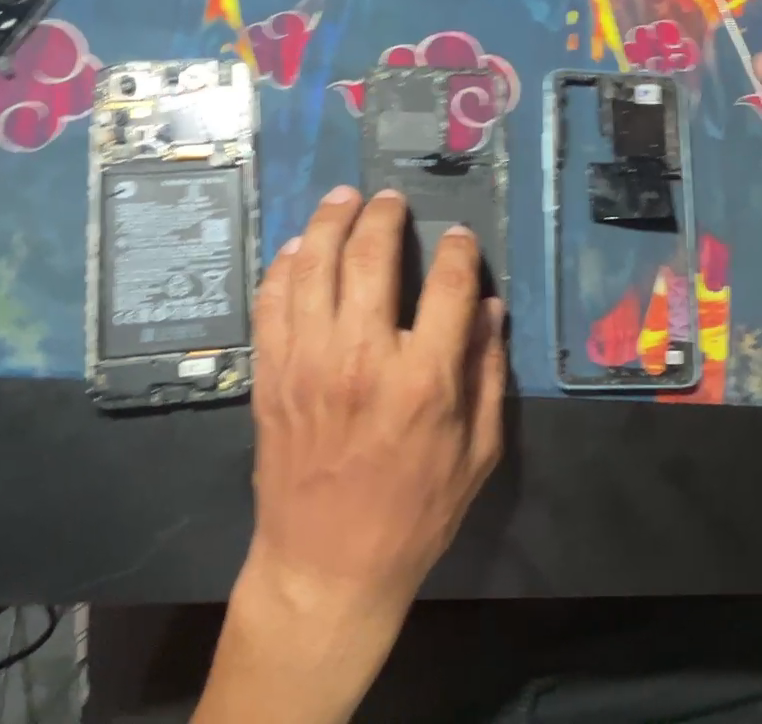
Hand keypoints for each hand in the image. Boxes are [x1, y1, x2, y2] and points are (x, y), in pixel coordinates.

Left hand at [244, 184, 505, 625]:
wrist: (328, 563)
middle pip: (371, 258)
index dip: (459, 251)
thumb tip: (489, 309)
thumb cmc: (415, 513)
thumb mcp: (478, 453)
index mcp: (425, 378)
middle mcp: (363, 356)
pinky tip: (299, 248)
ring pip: (314, 267)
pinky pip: (272, 302)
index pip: (448, 285)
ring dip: (329, 222)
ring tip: (344, 198)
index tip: (460, 237)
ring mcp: (308, 362)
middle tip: (391, 199)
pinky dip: (285, 266)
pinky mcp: (271, 375)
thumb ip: (488, 374)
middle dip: (384, 216)